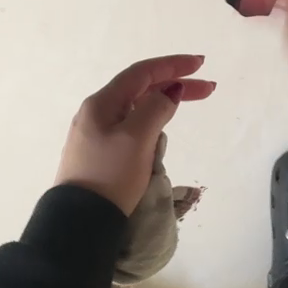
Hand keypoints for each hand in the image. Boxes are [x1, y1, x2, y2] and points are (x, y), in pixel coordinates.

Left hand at [56, 55, 215, 214]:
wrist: (80, 223)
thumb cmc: (110, 176)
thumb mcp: (137, 138)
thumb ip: (156, 108)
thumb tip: (170, 91)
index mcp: (102, 103)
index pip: (142, 73)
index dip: (173, 65)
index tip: (200, 65)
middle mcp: (97, 113)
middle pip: (141, 88)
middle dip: (174, 85)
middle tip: (207, 89)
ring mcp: (97, 134)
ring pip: (136, 107)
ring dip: (163, 102)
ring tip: (187, 105)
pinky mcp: (100, 153)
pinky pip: (131, 126)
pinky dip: (151, 120)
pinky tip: (161, 129)